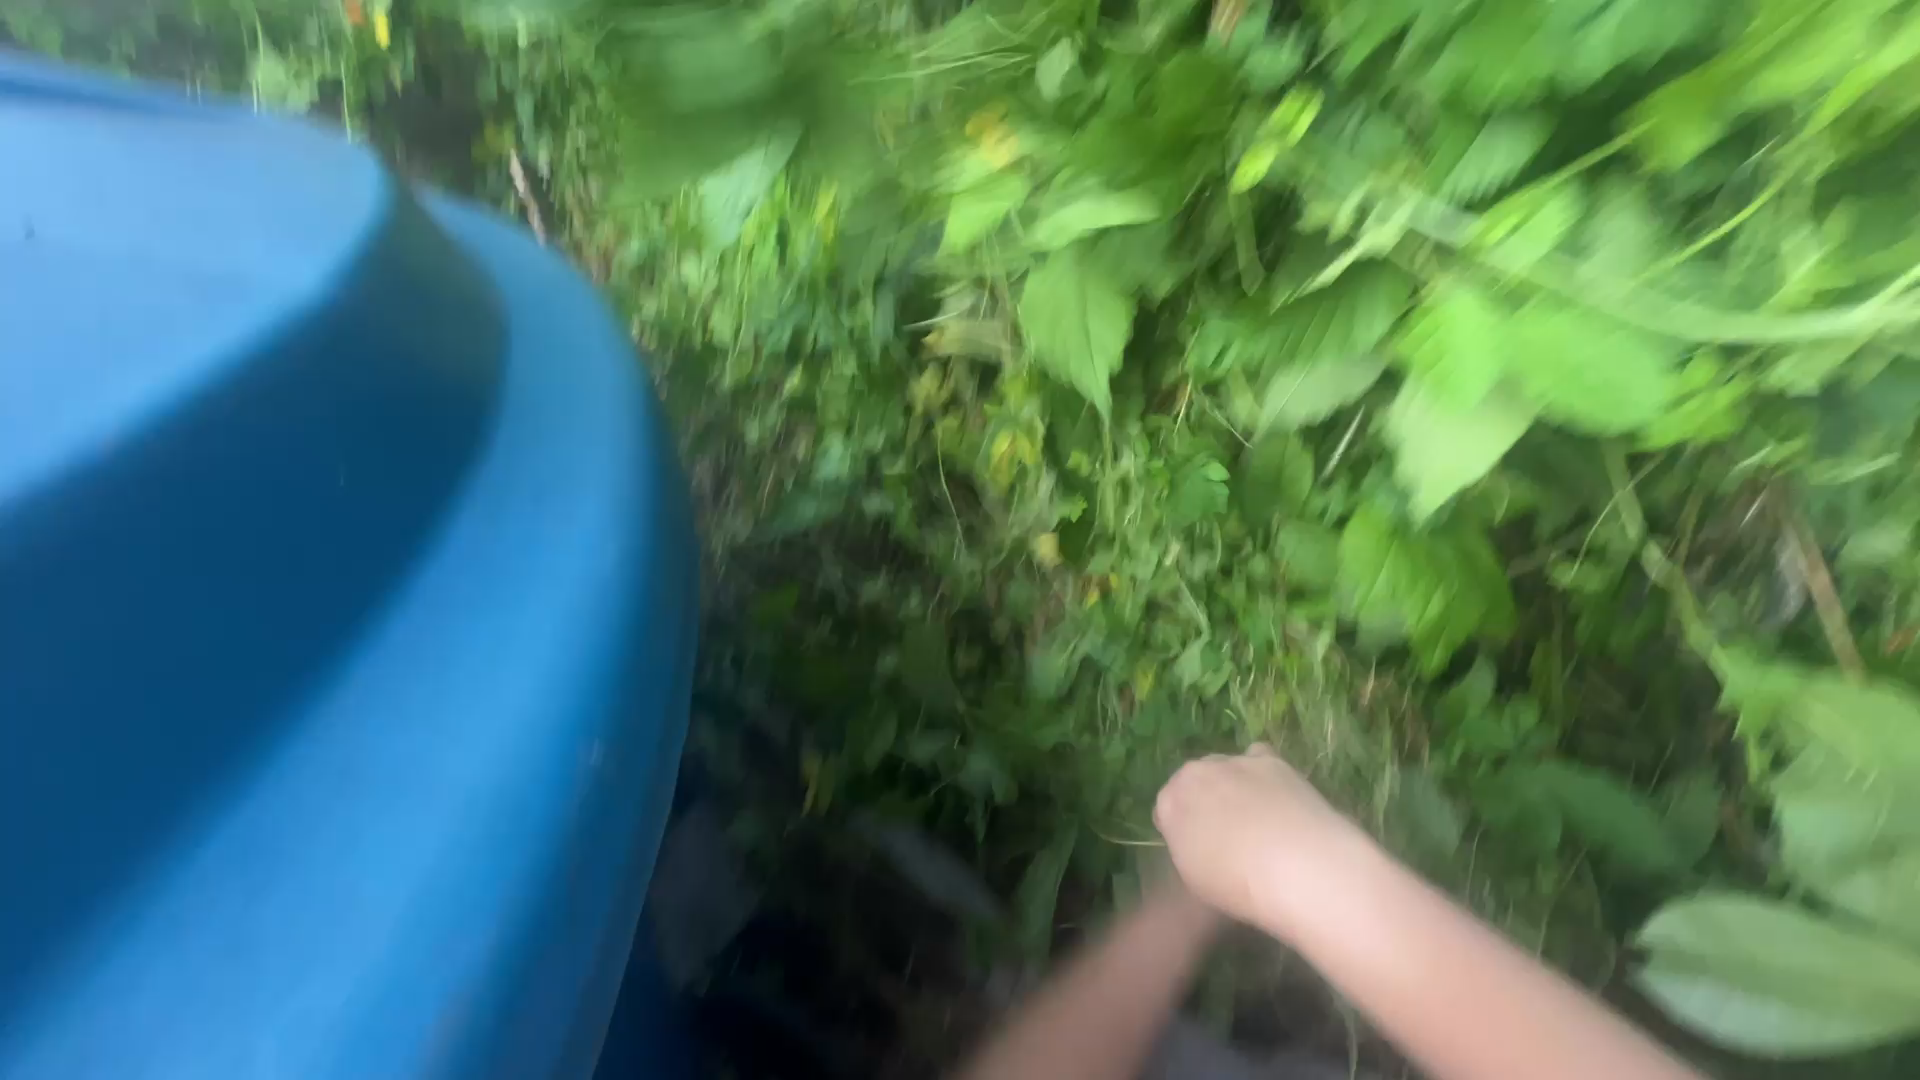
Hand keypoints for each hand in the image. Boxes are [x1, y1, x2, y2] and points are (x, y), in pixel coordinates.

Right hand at [1152, 745, 1365, 927]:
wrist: (1296, 866)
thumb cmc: (1236, 883)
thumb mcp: (1194, 879)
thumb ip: (1186, 849)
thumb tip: (1195, 842)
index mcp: (1168, 803)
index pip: (1165, 809)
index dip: (1181, 829)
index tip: (1198, 848)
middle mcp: (1194, 774)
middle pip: (1193, 782)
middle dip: (1205, 801)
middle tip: (1227, 834)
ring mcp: (1232, 762)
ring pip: (1224, 769)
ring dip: (1232, 785)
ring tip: (1258, 817)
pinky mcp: (1269, 759)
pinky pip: (1256, 757)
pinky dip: (1260, 771)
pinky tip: (1274, 793)